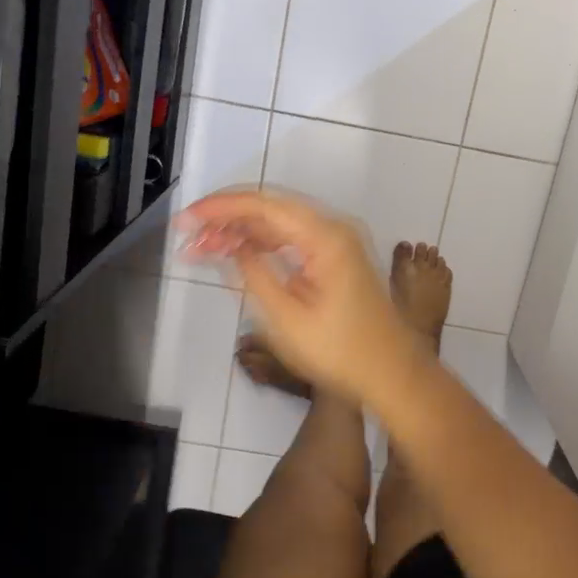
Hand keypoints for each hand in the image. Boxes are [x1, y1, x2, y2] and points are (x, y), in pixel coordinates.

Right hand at [179, 188, 428, 402]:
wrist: (392, 372)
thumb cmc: (340, 352)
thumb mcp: (287, 318)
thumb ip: (254, 274)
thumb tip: (231, 246)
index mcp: (324, 236)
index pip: (262, 205)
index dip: (219, 208)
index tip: (185, 220)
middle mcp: (333, 228)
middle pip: (270, 207)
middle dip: (226, 218)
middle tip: (188, 238)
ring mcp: (337, 241)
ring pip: (279, 222)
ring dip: (241, 231)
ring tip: (201, 249)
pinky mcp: (336, 258)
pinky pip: (292, 238)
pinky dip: (262, 243)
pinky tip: (234, 256)